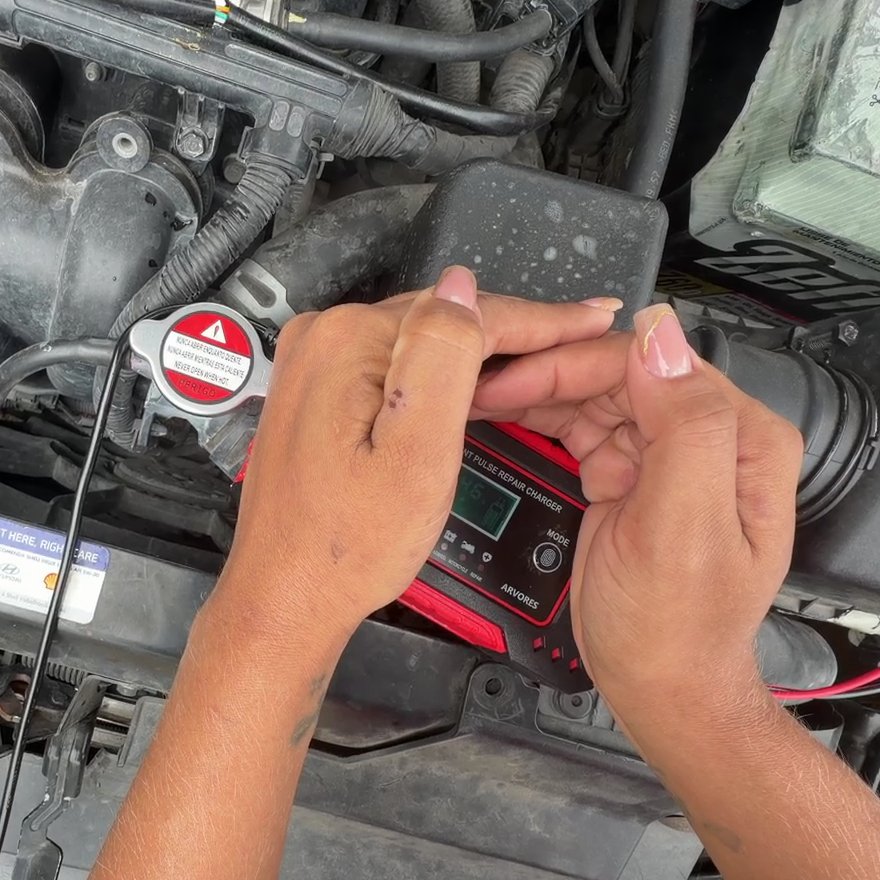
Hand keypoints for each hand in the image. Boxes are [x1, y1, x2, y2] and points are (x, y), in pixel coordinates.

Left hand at [216, 267, 620, 642]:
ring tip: (539, 358)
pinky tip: (467, 386)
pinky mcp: (311, 395)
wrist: (286, 593)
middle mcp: (320, 341)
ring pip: (414, 345)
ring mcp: (310, 367)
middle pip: (437, 322)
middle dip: (510, 333)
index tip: (593, 319)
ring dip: (473, 354)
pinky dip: (430, 376)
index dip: (539, 320)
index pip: (463, 313)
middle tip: (578, 337)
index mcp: (347, 343)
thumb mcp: (417, 454)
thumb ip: (443, 360)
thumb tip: (461, 287)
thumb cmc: (347, 545)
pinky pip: (387, 368)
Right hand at [473, 305, 802, 713]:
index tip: (506, 381)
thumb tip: (658, 335)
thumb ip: (684, 427)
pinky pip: (577, 428)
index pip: (647, 366)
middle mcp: (703, 437)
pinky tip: (505, 417)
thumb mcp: (682, 529)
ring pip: (590, 396)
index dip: (571, 365)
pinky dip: (539, 420)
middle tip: (477, 389)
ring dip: (534, 394)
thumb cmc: (676, 624)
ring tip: (477, 399)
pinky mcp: (623, 474)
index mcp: (736, 438)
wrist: (658, 682)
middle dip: (543, 376)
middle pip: (614, 375)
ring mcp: (660, 455)